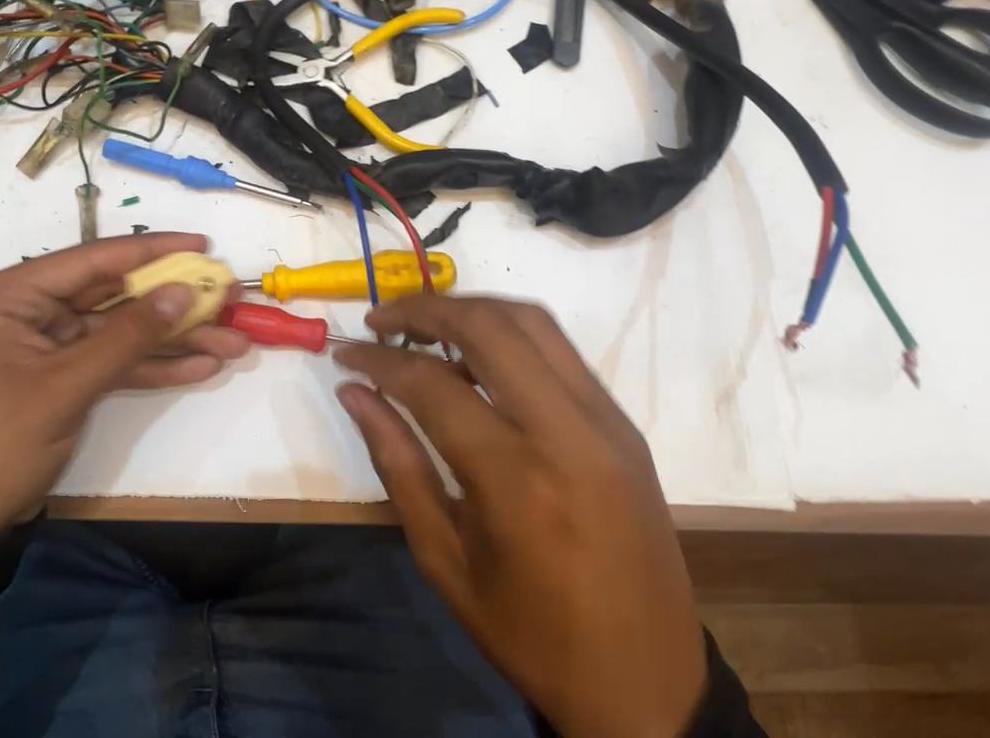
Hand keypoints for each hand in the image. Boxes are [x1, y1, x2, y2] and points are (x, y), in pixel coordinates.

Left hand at [0, 233, 248, 535]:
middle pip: (114, 293)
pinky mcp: (64, 373)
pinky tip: (203, 366)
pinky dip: (155, 365)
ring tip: (233, 339)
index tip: (202, 244)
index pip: (92, 260)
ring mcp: (49, 342)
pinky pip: (116, 359)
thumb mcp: (67, 387)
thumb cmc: (0, 443)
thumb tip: (183, 292)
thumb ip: (128, 336)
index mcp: (10, 295)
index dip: (151, 251)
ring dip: (175, 338)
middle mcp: (29, 308)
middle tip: (227, 295)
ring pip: (122, 328)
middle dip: (173, 301)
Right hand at [334, 295, 705, 737]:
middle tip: (382, 319)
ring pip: (534, 323)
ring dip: (472, 310)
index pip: (432, 383)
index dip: (379, 359)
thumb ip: (397, 464)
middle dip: (425, 309)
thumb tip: (355, 393)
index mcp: (516, 478)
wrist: (644, 681)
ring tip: (425, 326)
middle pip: (490, 326)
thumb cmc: (530, 634)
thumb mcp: (445, 559)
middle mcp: (568, 432)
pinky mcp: (625, 426)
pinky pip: (563, 353)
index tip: (345, 354)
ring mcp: (607, 423)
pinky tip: (479, 359)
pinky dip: (512, 336)